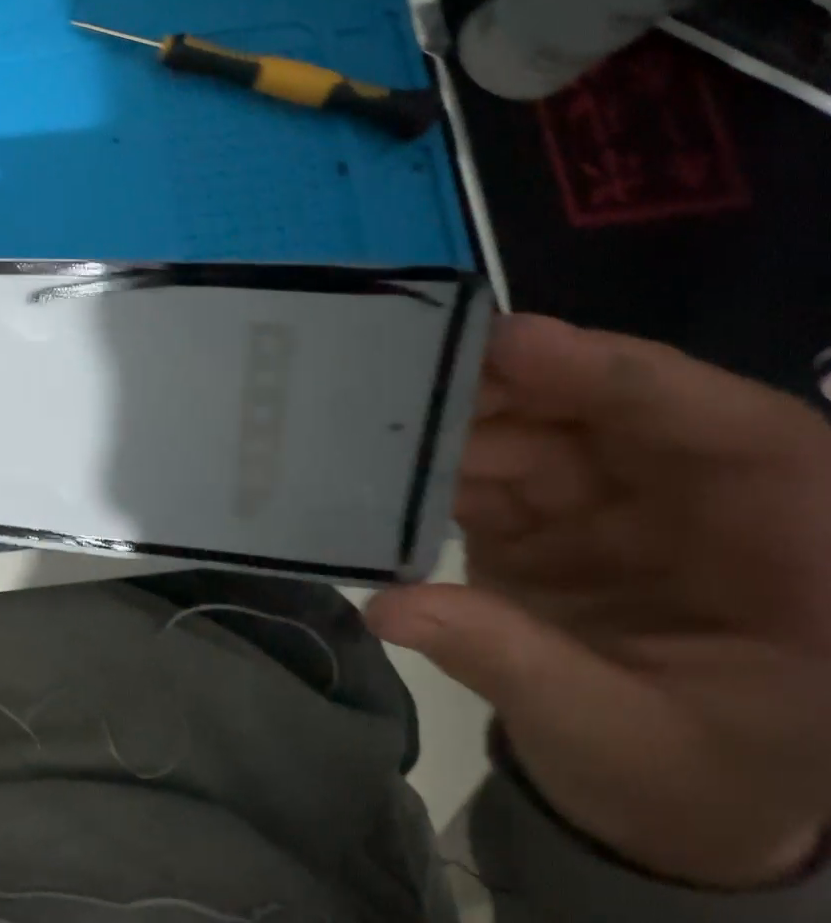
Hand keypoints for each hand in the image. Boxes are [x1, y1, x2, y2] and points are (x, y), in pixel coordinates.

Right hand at [370, 315, 830, 888]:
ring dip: (450, 430)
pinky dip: (429, 472)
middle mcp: (701, 501)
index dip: (612, 375)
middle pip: (605, 411)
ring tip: (362, 422)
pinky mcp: (545, 523)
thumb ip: (508, 659)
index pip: (719, 425)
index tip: (507, 342)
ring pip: (530, 433)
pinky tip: (372, 471)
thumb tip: (386, 608)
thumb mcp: (613, 733)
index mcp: (788, 541)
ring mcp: (616, 508)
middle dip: (503, 391)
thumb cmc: (685, 780)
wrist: (664, 809)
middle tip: (395, 376)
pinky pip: (485, 475)